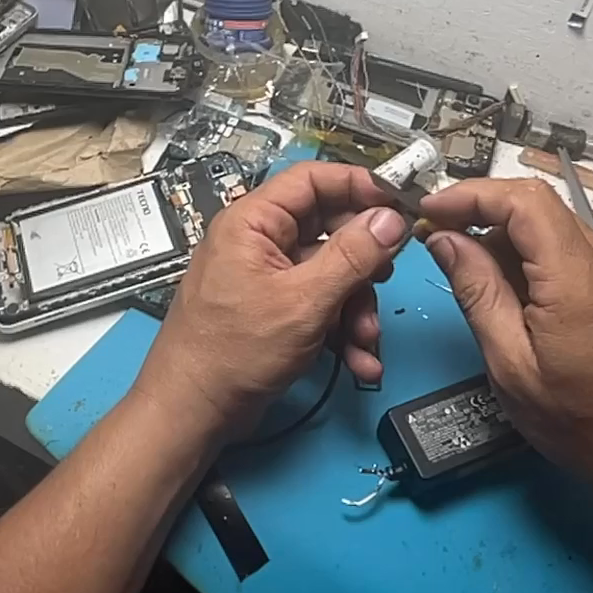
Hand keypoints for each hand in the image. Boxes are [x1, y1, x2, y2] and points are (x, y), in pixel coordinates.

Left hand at [130, 161, 406, 440]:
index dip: (359, 186)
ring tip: (366, 340)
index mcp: (253, 221)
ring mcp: (268, 276)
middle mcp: (260, 241)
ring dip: (357, 307)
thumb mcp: (303, 301)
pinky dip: (341, 329)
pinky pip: (320, 304)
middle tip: (386, 280)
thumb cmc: (231, 351)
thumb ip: (351, 256)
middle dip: (363, 264)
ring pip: (331, 273)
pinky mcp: (275, 309)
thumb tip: (390, 218)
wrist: (193, 412)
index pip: (312, 179)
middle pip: (329, 230)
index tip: (398, 204)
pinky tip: (358, 359)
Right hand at [418, 178, 592, 525]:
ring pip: (552, 226)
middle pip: (537, 206)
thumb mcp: (512, 366)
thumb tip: (444, 239)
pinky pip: (570, 250)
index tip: (431, 211)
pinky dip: (530, 255)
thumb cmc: (585, 428)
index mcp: (578, 280)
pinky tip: (511, 290)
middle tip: (439, 236)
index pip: (523, 200)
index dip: (470, 194)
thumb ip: (477, 292)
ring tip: (471, 271)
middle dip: (481, 211)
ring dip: (504, 235)